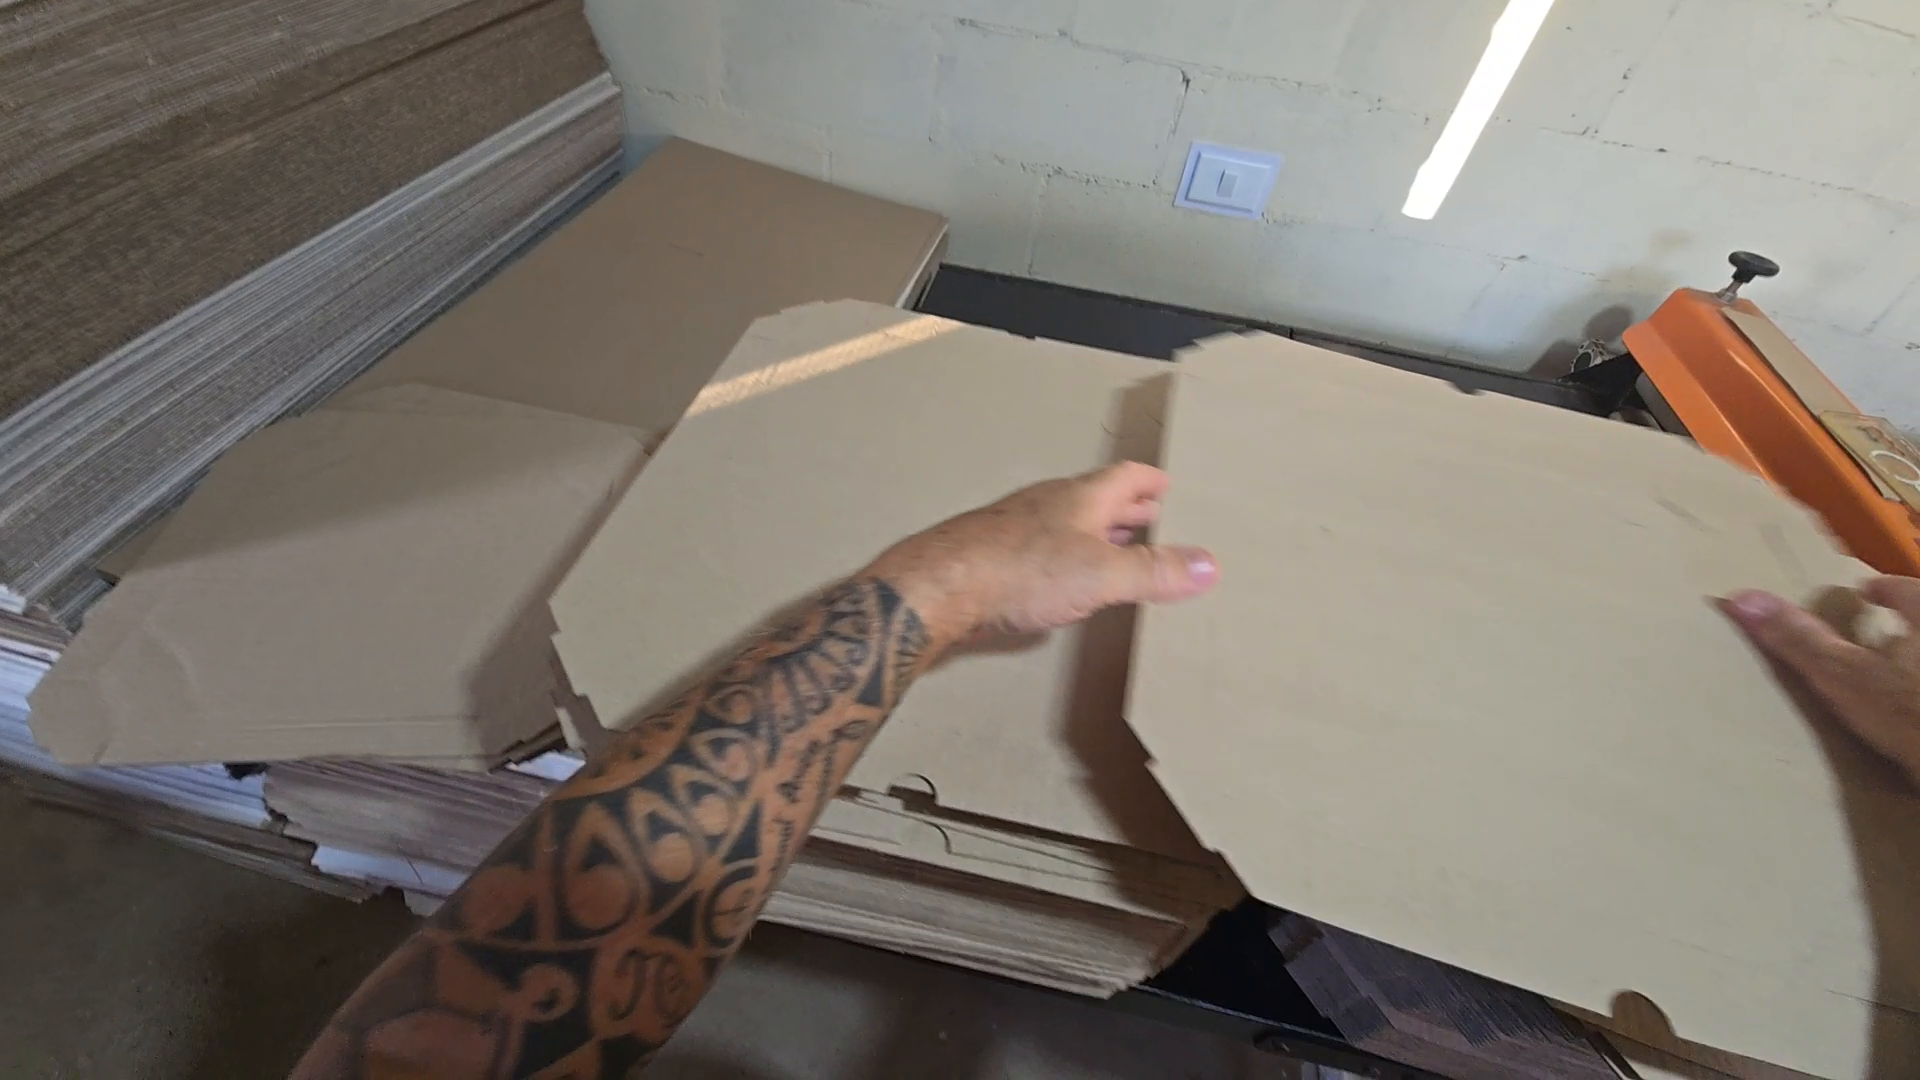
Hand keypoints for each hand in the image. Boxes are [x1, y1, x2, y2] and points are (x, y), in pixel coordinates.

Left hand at [864, 462, 1219, 652]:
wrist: (941, 587)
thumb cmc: (1020, 569)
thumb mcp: (1100, 571)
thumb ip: (1153, 570)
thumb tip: (1211, 565)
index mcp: (1080, 498)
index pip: (1126, 477)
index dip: (1151, 481)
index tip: (1170, 486)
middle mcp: (1049, 505)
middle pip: (1098, 500)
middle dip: (1130, 511)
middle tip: (1156, 522)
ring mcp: (1018, 529)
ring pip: (1070, 525)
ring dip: (1099, 536)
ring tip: (1121, 552)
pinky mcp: (996, 558)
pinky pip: (1044, 550)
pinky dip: (1069, 559)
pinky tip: (1068, 581)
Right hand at [1723, 577, 1919, 782]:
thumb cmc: (1912, 714)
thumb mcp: (1842, 676)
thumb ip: (1797, 637)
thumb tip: (1740, 596)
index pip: (1908, 591)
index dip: (1885, 590)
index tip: (1867, 592)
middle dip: (1906, 623)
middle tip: (1883, 630)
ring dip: (1907, 657)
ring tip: (1895, 667)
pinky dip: (1911, 687)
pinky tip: (1903, 704)